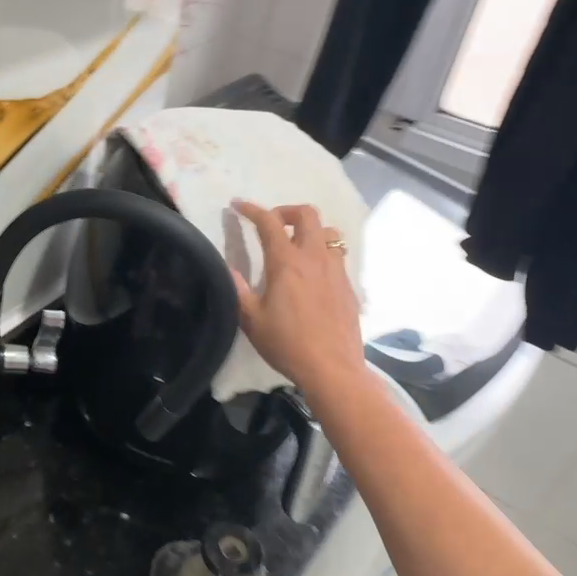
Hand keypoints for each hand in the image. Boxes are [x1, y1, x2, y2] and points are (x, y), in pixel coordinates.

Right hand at [230, 201, 364, 394]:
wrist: (332, 369)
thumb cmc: (287, 344)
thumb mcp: (252, 320)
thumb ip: (238, 291)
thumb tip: (227, 269)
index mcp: (286, 262)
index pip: (269, 222)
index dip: (251, 209)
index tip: (238, 206)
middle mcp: (314, 258)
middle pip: (307, 214)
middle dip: (287, 211)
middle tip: (272, 224)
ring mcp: (336, 270)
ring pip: (329, 233)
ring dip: (311, 231)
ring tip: (297, 247)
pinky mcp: (349, 286)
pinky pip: (338, 256)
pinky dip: (323, 254)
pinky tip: (314, 276)